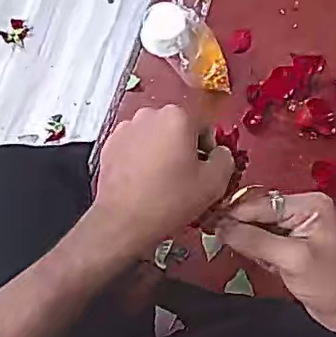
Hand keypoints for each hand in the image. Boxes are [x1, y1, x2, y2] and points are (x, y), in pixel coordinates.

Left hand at [88, 104, 233, 253]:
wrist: (123, 222)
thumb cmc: (169, 200)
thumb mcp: (214, 183)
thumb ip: (226, 159)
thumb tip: (220, 154)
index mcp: (177, 116)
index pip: (204, 128)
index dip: (209, 152)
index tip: (204, 172)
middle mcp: (149, 115)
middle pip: (178, 130)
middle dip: (184, 150)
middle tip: (185, 178)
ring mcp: (126, 128)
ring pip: (156, 138)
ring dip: (162, 154)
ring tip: (163, 183)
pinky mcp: (110, 145)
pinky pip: (135, 147)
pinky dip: (142, 159)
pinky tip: (144, 182)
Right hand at [213, 192, 335, 332]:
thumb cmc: (329, 283)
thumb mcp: (292, 259)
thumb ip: (255, 240)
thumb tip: (220, 226)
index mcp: (309, 203)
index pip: (262, 203)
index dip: (234, 213)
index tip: (208, 222)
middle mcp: (302, 207)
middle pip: (258, 211)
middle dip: (239, 226)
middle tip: (212, 236)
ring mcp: (296, 225)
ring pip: (257, 225)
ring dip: (246, 240)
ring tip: (239, 252)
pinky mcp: (290, 242)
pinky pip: (262, 238)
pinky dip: (255, 249)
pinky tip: (261, 263)